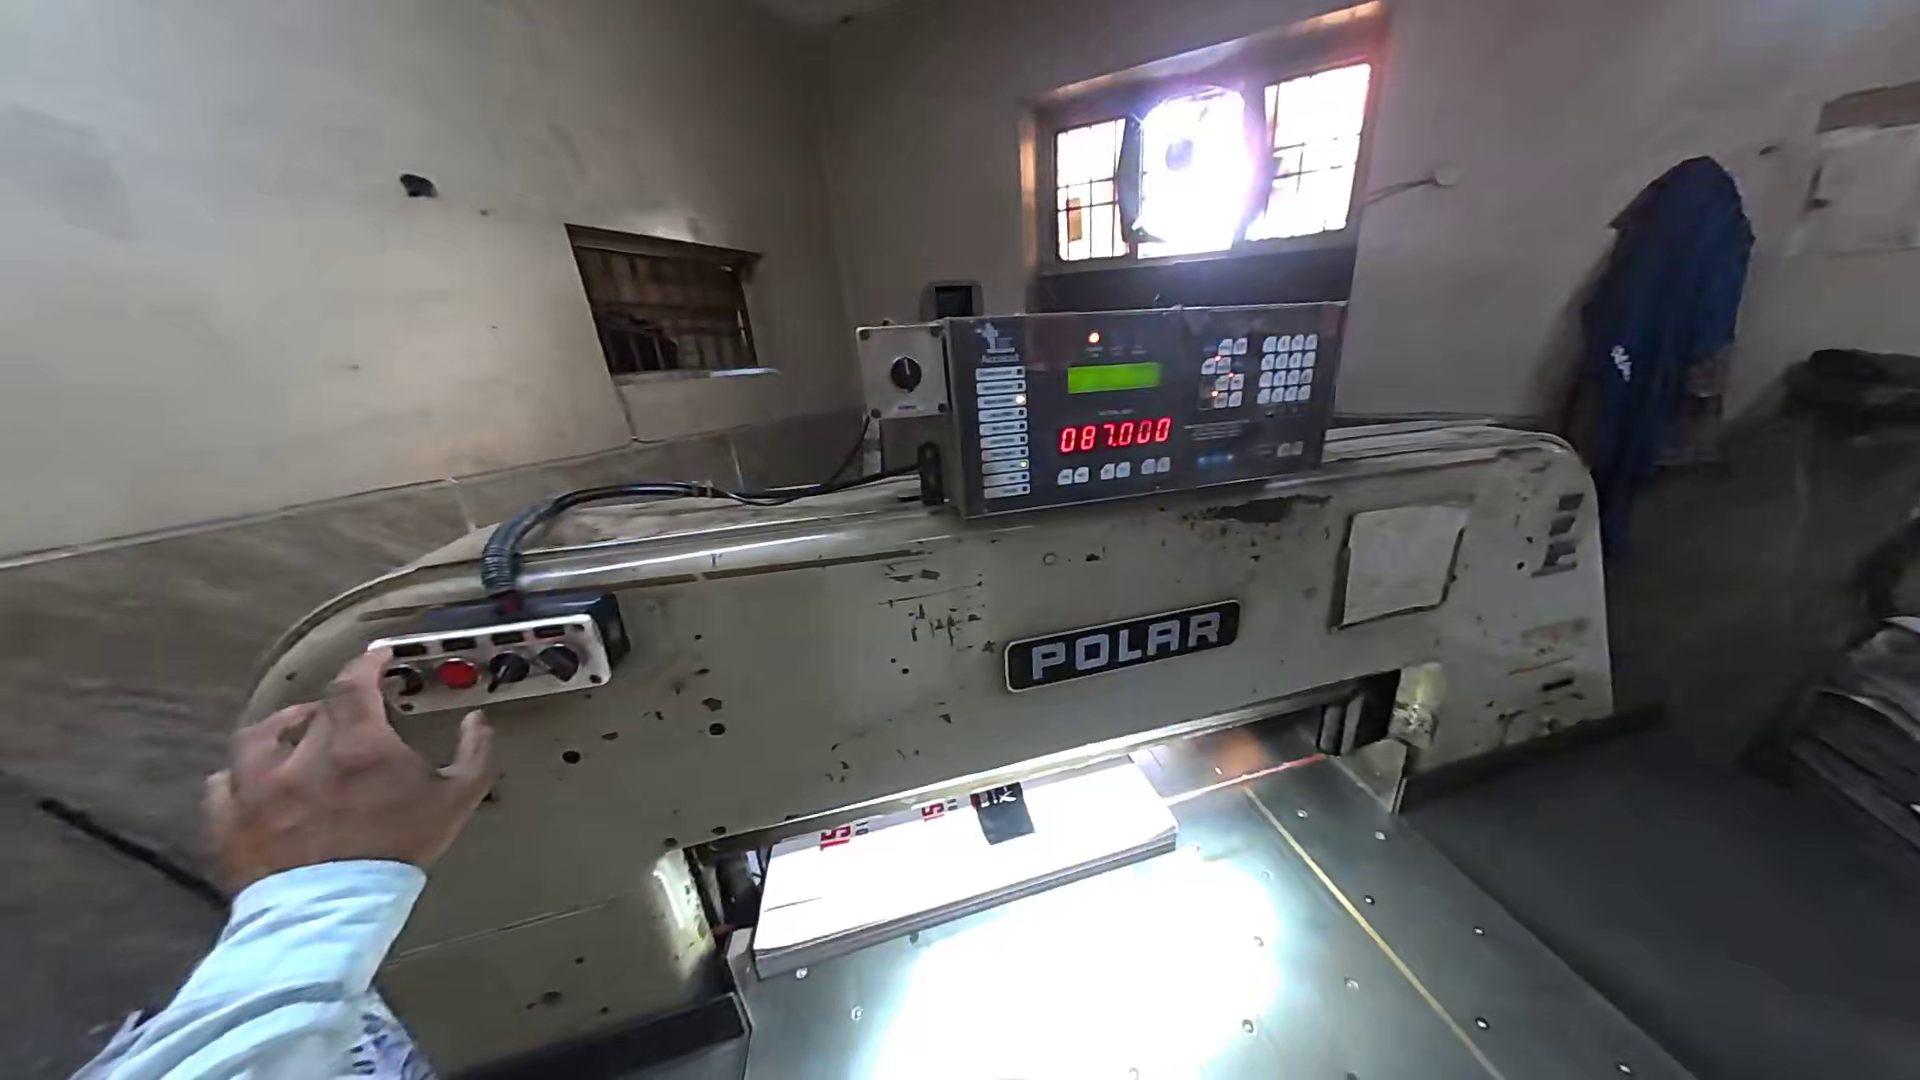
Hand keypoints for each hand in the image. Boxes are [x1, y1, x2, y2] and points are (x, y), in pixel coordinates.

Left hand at [206, 648, 494, 892]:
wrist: (337, 905)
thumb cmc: (402, 842)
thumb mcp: (461, 793)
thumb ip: (476, 749)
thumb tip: (477, 719)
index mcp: (359, 745)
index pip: (353, 685)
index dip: (366, 663)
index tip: (378, 656)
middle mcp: (301, 757)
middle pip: (310, 711)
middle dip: (335, 703)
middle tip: (353, 709)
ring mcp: (257, 790)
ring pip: (256, 739)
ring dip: (282, 726)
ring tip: (298, 729)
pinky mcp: (229, 822)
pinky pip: (222, 784)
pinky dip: (242, 772)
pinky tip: (258, 776)